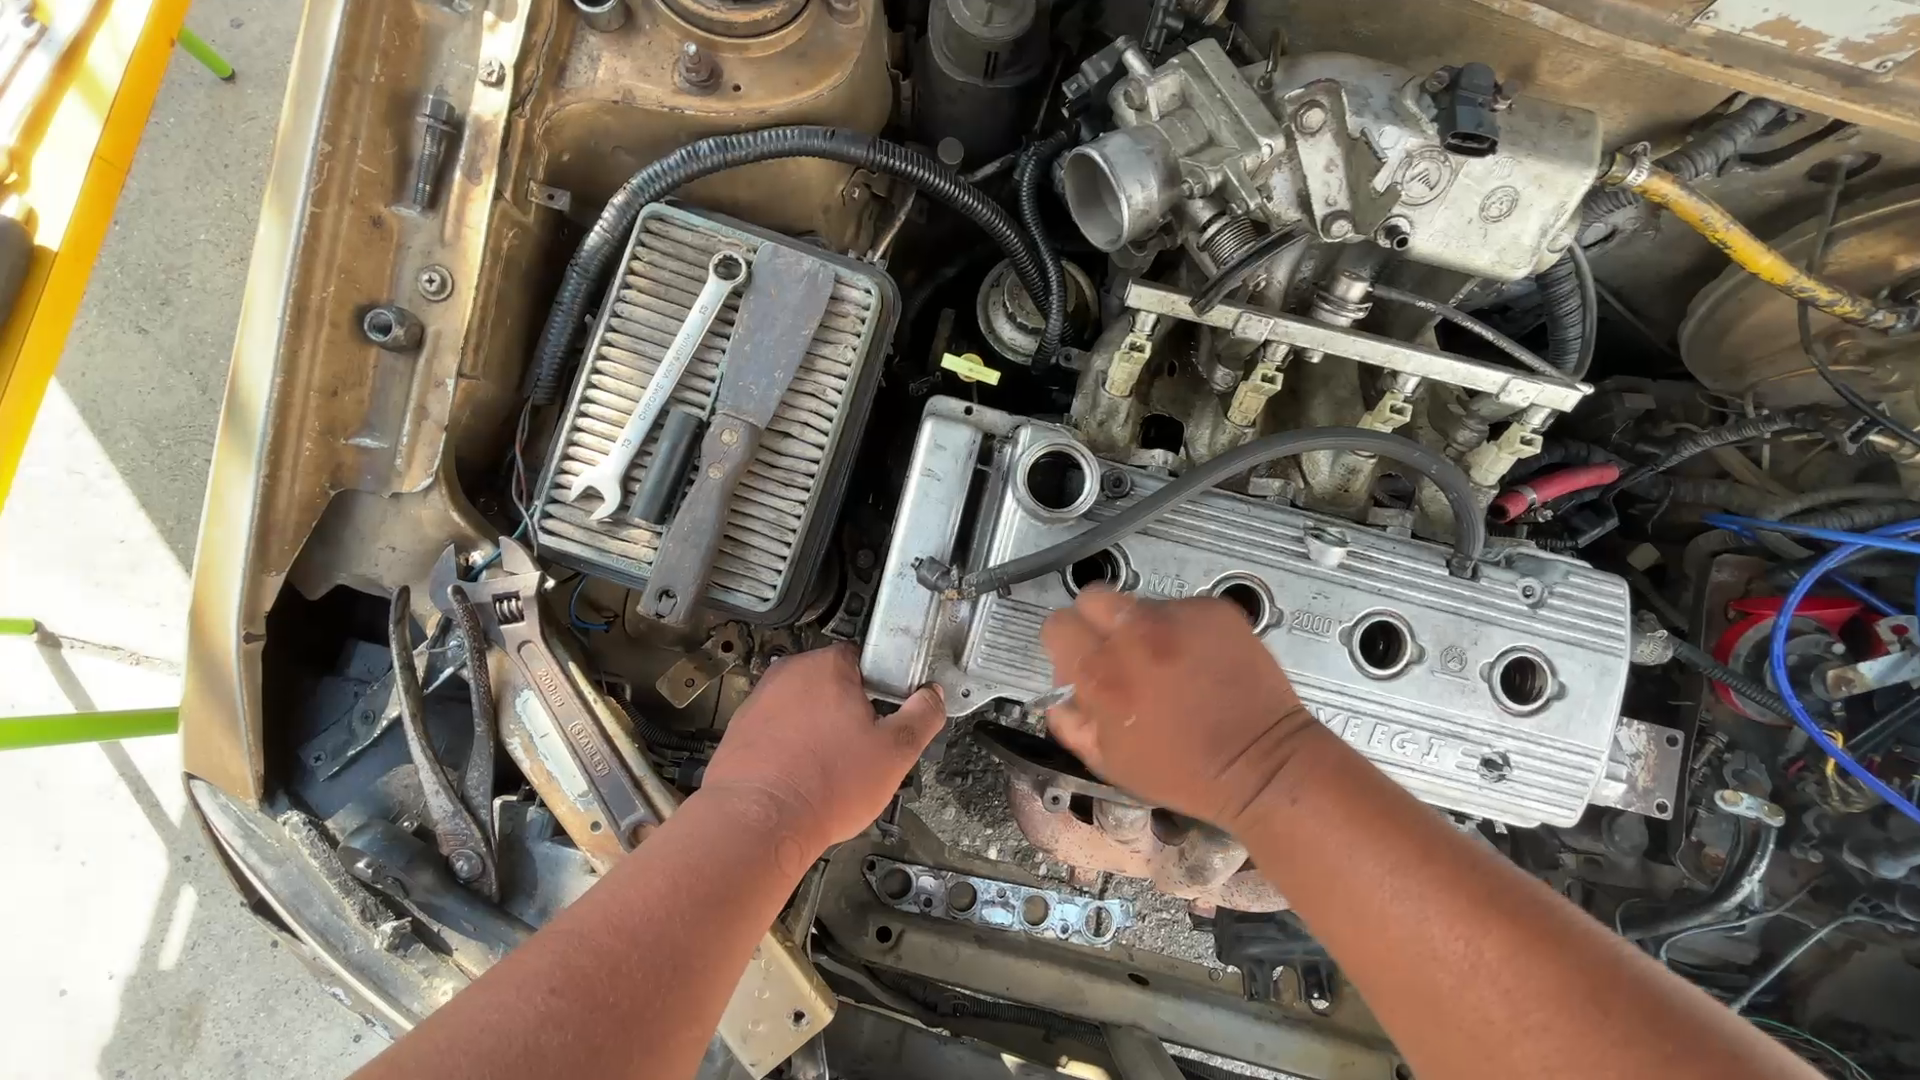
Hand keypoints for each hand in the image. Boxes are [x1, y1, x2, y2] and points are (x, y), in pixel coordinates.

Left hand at [700, 643, 944, 855]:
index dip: (881, 686)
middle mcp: (789, 674)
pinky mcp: (741, 729)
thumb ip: (922, 715)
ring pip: (803, 706)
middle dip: (849, 709)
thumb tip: (932, 698)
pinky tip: (803, 773)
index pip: (864, 657)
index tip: (886, 711)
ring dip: (818, 728)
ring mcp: (760, 700)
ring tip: (830, 765)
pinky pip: (777, 729)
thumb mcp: (896, 752)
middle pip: (832, 682)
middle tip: (861, 745)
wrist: (759, 823)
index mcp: (829, 666)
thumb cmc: (822, 787)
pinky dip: (791, 746)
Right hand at [1039, 589, 1320, 831]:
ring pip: (1139, 601)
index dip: (1064, 644)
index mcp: (1101, 672)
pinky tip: (1199, 661)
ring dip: (1141, 625)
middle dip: (1095, 620)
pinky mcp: (1215, 610)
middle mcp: (1134, 634)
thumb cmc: (1183, 773)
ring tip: (1166, 662)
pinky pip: (1183, 607)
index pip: (1056, 624)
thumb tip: (1061, 693)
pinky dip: (1183, 628)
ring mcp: (1178, 617)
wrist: (1262, 767)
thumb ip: (1068, 721)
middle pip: (1091, 595)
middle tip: (1117, 651)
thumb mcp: (1107, 761)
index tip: (1080, 660)